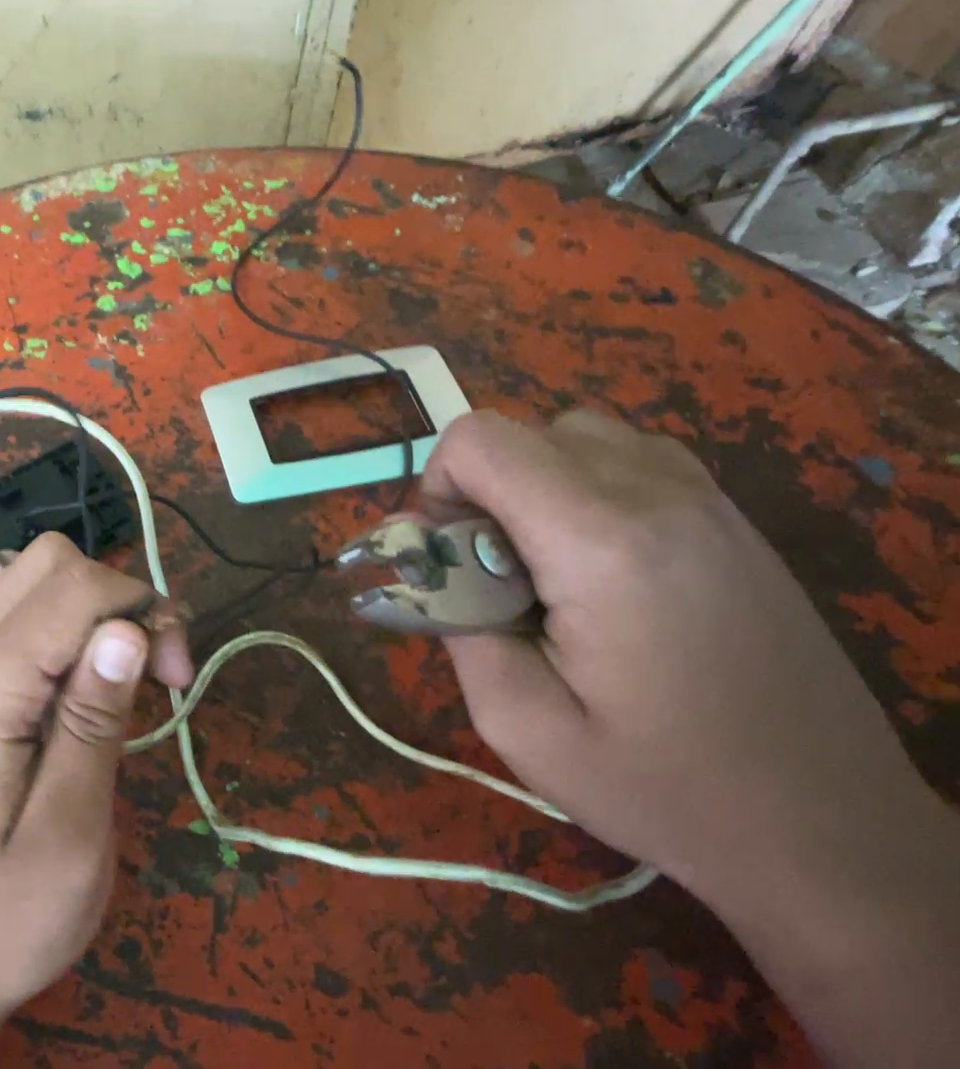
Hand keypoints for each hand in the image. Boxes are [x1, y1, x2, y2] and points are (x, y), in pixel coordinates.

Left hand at [0, 533, 191, 1066]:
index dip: (141, 610)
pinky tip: (86, 677)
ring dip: (97, 605)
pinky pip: (21, 612)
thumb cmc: (10, 912)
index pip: (73, 586)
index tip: (177, 678)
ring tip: (128, 674)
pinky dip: (68, 622)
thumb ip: (94, 723)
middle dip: (120, 597)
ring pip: (36, 576)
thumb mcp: (70, 832)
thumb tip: (127, 629)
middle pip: (51, 562)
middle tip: (157, 674)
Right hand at [425, 409, 959, 1065]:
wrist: (827, 828)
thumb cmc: (661, 786)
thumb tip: (431, 567)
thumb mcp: (520, 725)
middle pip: (527, 431)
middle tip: (487, 576)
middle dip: (480, 490)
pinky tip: (595, 568)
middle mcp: (660, 498)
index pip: (482, 441)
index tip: (447, 560)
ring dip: (534, 485)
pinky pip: (633, 461)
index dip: (438, 488)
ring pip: (581, 436)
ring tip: (540, 570)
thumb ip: (456, 626)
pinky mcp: (732, 522)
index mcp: (603, 544)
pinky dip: (585, 489)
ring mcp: (709, 503)